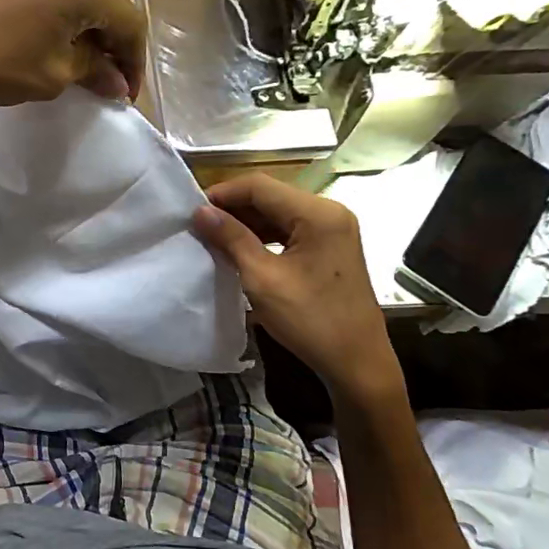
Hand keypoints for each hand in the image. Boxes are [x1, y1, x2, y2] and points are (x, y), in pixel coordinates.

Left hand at [0, 0, 144, 119]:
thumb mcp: (54, 75)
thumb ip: (93, 72)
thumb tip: (116, 82)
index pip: (130, 22)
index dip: (134, 63)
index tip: (125, 96)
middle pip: (108, 3)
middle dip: (114, 44)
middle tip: (108, 82)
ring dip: (89, 31)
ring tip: (82, 68)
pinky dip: (64, 20)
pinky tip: (54, 46)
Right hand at [192, 174, 400, 402]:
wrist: (356, 361)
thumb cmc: (311, 320)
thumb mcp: (263, 279)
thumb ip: (232, 239)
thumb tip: (200, 212)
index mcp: (318, 214)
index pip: (260, 186)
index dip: (223, 194)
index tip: (191, 211)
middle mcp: (329, 212)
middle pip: (271, 196)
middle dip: (233, 208)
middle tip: (199, 225)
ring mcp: (333, 230)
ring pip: (279, 213)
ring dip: (246, 223)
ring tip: (213, 237)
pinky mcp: (330, 248)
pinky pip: (290, 231)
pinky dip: (263, 236)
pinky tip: (240, 249)